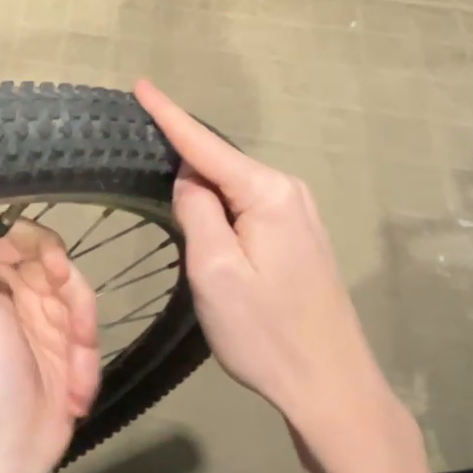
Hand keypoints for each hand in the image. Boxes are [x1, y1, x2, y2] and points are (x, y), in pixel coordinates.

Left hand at [0, 209, 98, 472]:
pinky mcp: (69, 350)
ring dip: (81, 335)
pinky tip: (75, 393)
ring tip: (75, 370)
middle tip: (71, 307)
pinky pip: (88, 338)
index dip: (37, 240)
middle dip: (68, 285)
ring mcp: (46, 320)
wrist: (8, 444)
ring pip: (79, 297)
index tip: (51, 262)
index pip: (19, 235)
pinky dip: (85, 365)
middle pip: (56, 261)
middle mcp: (19, 292)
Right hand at [136, 81, 445, 472]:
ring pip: (233, 186)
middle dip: (182, 156)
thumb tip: (188, 178)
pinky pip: (248, 204)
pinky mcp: (299, 237)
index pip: (204, 144)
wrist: (333, 390)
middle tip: (139, 156)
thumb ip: (196, 211)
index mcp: (267, 193)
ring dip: (201, 187)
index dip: (169, 114)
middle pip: (220, 162)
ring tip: (166, 193)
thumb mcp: (215, 271)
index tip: (141, 83)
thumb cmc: (267, 333)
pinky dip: (221, 205)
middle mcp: (288, 191)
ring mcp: (299, 214)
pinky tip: (206, 219)